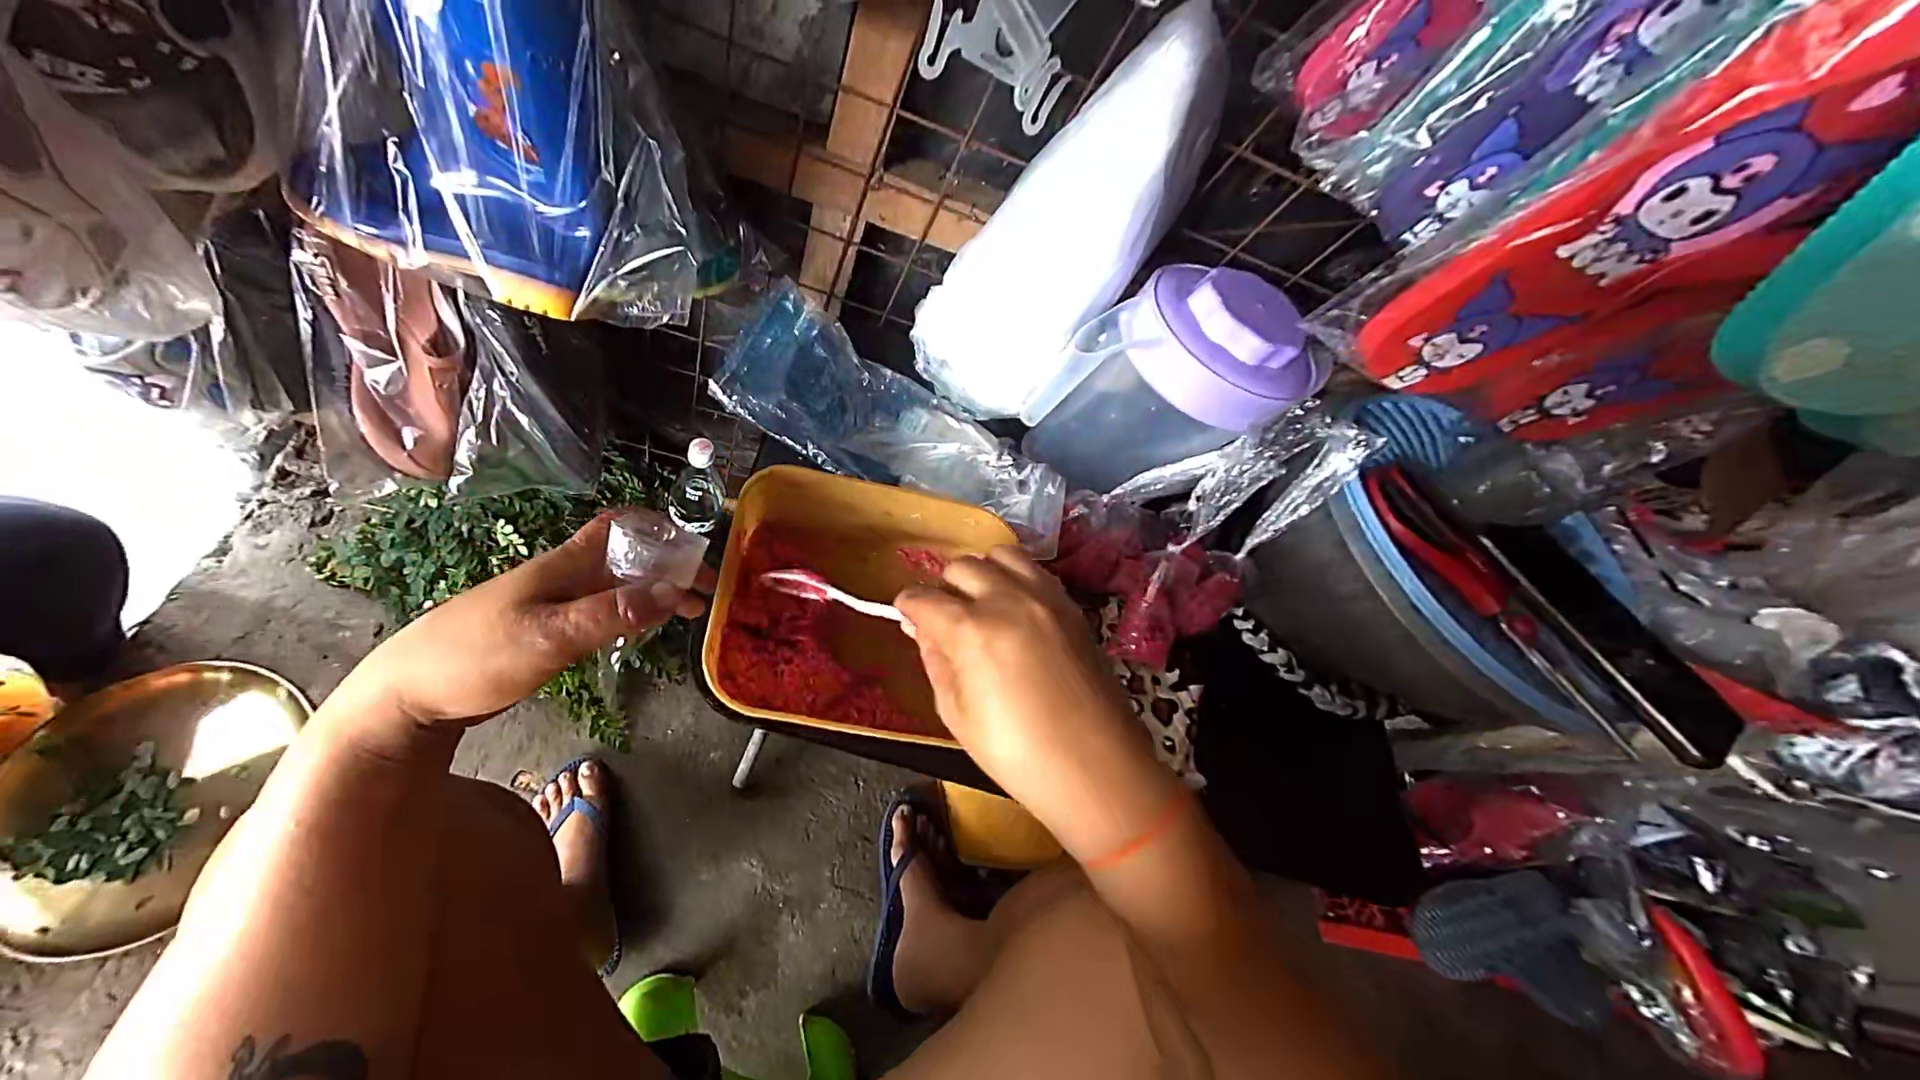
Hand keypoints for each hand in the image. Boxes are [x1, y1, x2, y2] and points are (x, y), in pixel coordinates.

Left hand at [338, 511, 713, 725]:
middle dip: (670, 567)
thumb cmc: (475, 656)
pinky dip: (633, 613)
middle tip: (705, 593)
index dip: (658, 527)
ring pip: (618, 585)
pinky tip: (645, 628)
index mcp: (565, 565)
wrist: (406, 696)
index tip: (694, 550)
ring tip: (689, 612)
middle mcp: (565, 577)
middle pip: (628, 557)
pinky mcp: (549, 630)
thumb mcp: (550, 636)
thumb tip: (673, 590)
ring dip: (655, 592)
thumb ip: (612, 614)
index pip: (619, 526)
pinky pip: (604, 610)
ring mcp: (555, 604)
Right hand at [896, 548, 1179, 859]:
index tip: (907, 616)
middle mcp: (1008, 600)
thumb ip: (935, 661)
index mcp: (972, 630)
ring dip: (983, 574)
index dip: (908, 606)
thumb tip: (922, 629)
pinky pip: (1035, 571)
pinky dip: (1016, 579)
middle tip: (945, 620)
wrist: (1097, 768)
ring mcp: (1046, 598)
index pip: (924, 598)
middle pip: (962, 567)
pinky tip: (1015, 610)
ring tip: (982, 606)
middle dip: (944, 588)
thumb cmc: (1017, 754)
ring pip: (1001, 556)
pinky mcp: (1072, 607)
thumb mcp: (957, 715)